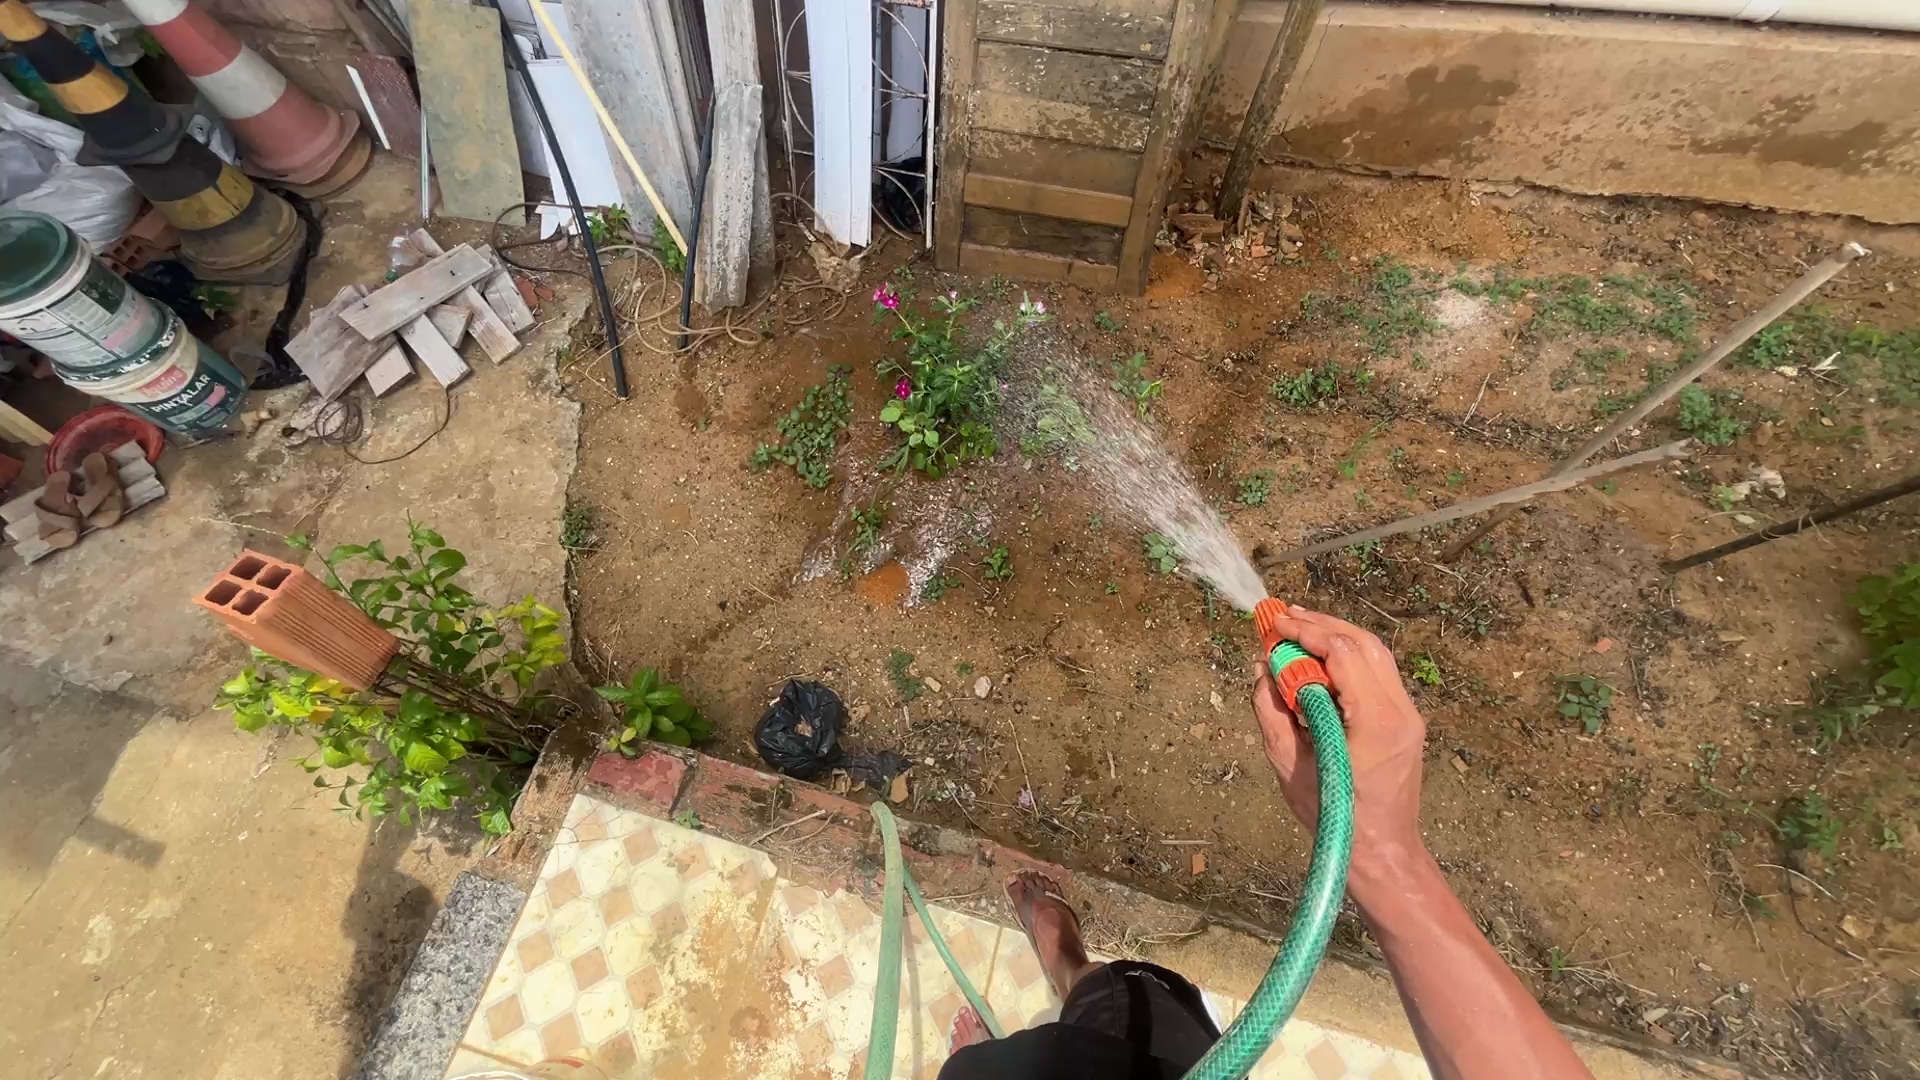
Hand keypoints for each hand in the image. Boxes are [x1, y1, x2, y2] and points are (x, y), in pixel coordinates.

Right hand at [1252, 604, 1428, 890]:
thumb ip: (1270, 710)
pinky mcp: (1405, 721)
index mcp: (1377, 722)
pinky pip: (1377, 672)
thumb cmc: (1332, 815)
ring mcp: (1410, 715)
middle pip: (1365, 644)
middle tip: (1282, 617)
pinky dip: (1347, 656)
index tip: (1273, 626)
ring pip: (1375, 654)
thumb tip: (1261, 666)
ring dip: (1336, 635)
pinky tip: (1319, 655)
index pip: (1344, 653)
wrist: (1382, 852)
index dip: (1306, 632)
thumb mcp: (1287, 762)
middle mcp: (1402, 711)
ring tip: (1298, 626)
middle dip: (1322, 624)